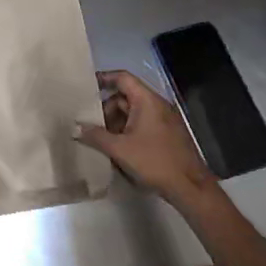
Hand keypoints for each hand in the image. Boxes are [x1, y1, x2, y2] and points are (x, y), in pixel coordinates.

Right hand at [76, 70, 220, 210]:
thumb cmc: (154, 162)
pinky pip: (142, 125)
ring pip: (133, 113)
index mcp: (147, 101)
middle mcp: (157, 105)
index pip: (123, 78)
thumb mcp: (120, 149)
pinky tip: (117, 148)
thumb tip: (76, 128)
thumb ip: (95, 136)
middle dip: (106, 109)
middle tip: (89, 124)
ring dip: (116, 123)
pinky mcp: (167, 134)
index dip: (104, 78)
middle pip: (125, 97)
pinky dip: (127, 131)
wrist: (189, 186)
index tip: (86, 85)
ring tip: (100, 139)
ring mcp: (164, 120)